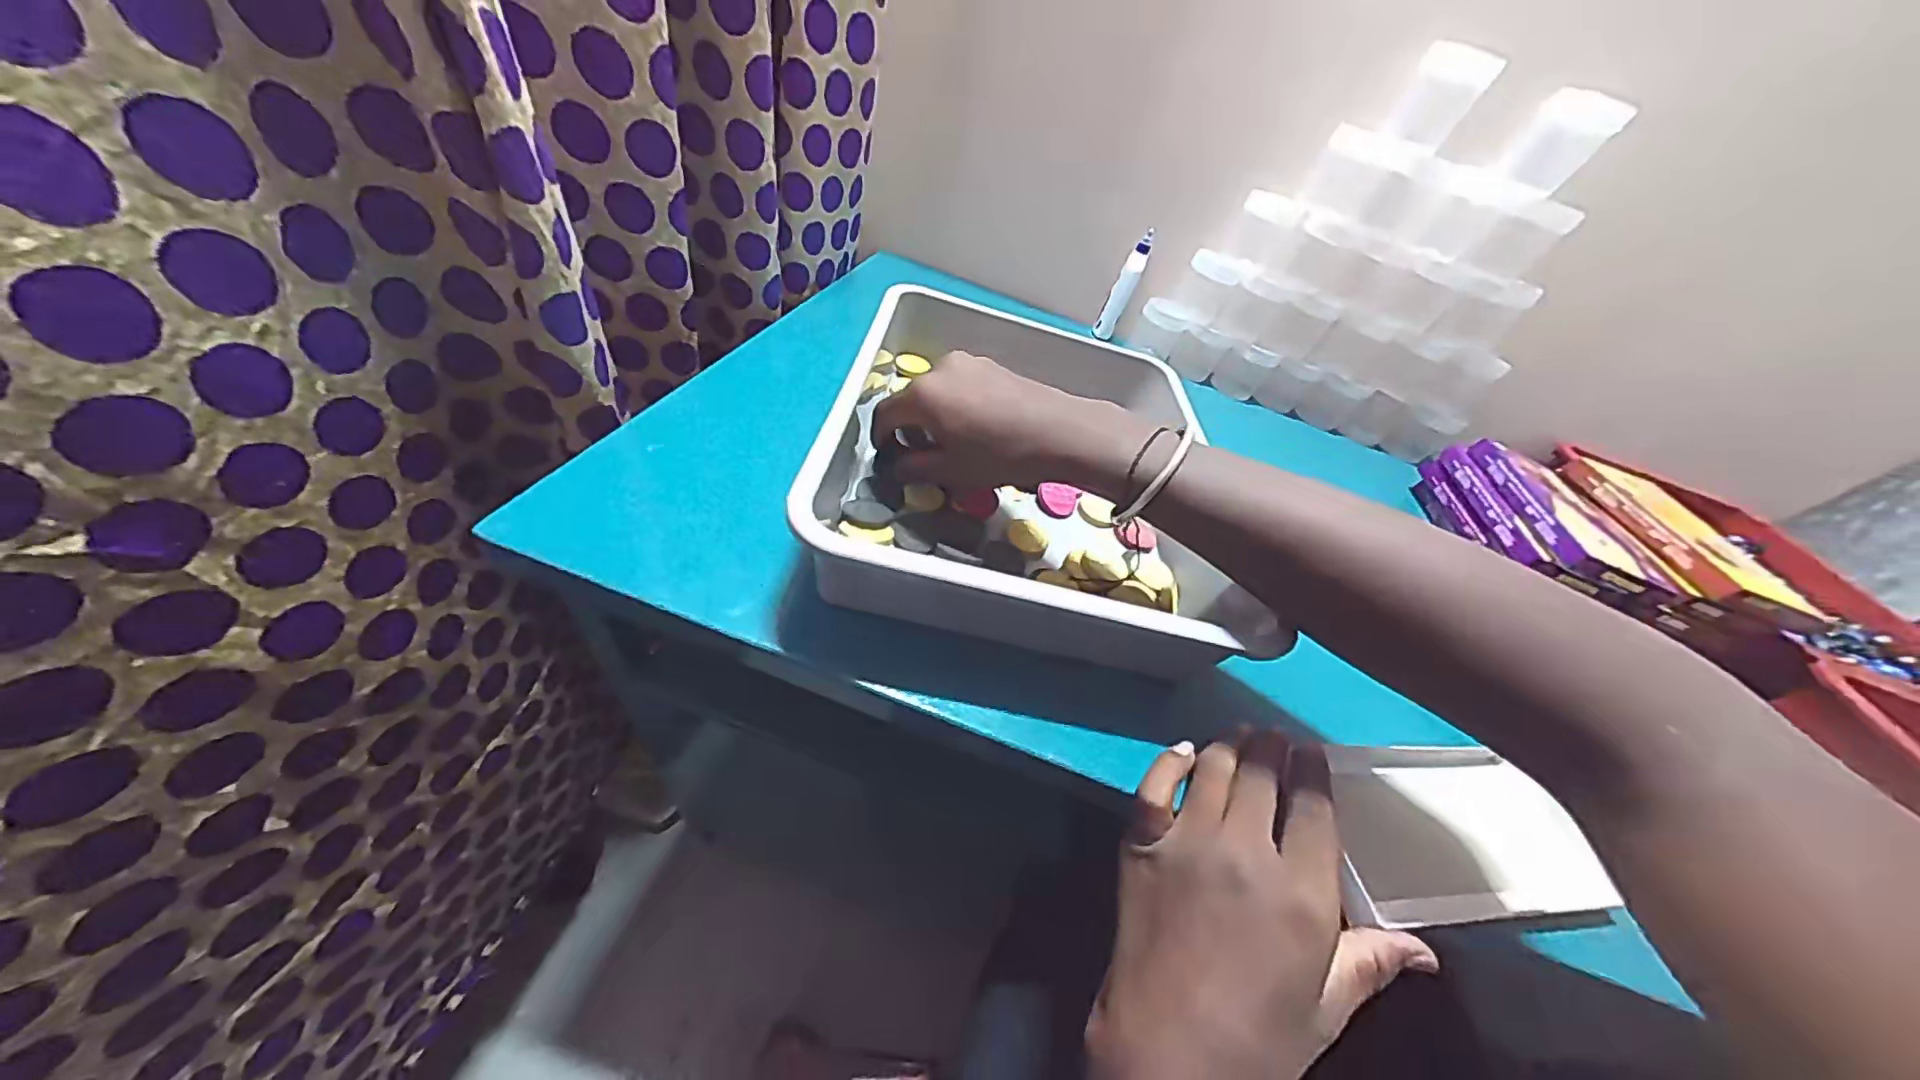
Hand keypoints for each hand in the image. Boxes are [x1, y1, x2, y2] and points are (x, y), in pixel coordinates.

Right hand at [870, 351, 1153, 493]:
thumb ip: (912, 468)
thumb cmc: (1001, 455)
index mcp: (923, 394)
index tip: (891, 457)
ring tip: (952, 444)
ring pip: (936, 392)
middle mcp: (940, 369)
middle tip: (922, 456)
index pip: (884, 414)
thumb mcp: (950, 471)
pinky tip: (975, 429)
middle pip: (910, 400)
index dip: (882, 439)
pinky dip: (955, 406)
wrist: (1060, 432)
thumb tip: (899, 466)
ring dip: (933, 416)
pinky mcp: (991, 366)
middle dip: (910, 428)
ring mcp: (968, 363)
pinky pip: (959, 386)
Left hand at [1085, 731, 1438, 1079]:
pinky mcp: (1142, 844)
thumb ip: (1371, 964)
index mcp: (1303, 894)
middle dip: (1272, 747)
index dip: (1314, 771)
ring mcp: (1188, 842)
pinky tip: (1184, 752)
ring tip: (1239, 736)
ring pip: (1214, 769)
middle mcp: (1246, 853)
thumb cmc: (1257, 1038)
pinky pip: (1154, 785)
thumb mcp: (1326, 1008)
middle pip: (1263, 774)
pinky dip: (1170, 761)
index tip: (1313, 753)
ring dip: (1230, 745)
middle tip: (1274, 737)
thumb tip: (1426, 949)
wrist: (1165, 1050)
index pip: (1315, 808)